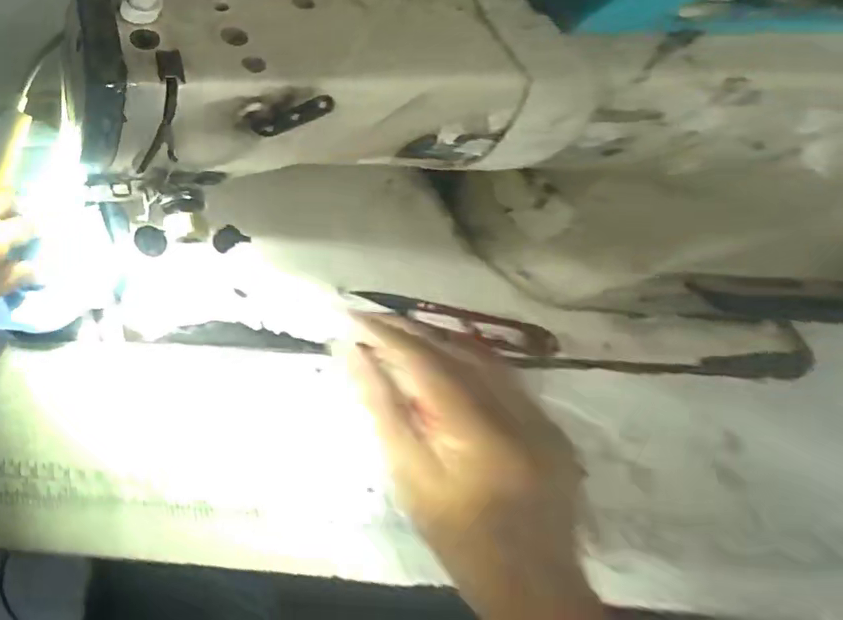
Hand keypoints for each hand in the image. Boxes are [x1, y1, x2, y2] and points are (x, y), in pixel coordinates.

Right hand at [341, 314, 603, 619]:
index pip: (428, 362)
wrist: (530, 587)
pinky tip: (440, 359)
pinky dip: (465, 360)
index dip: (386, 333)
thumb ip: (380, 403)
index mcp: (482, 433)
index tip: (349, 314)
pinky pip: (505, 380)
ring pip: (486, 361)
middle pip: (459, 354)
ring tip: (396, 330)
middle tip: (367, 316)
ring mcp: (545, 427)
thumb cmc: (453, 530)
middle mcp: (522, 420)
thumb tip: (350, 349)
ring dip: (438, 340)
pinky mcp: (552, 434)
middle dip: (409, 330)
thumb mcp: (406, 469)